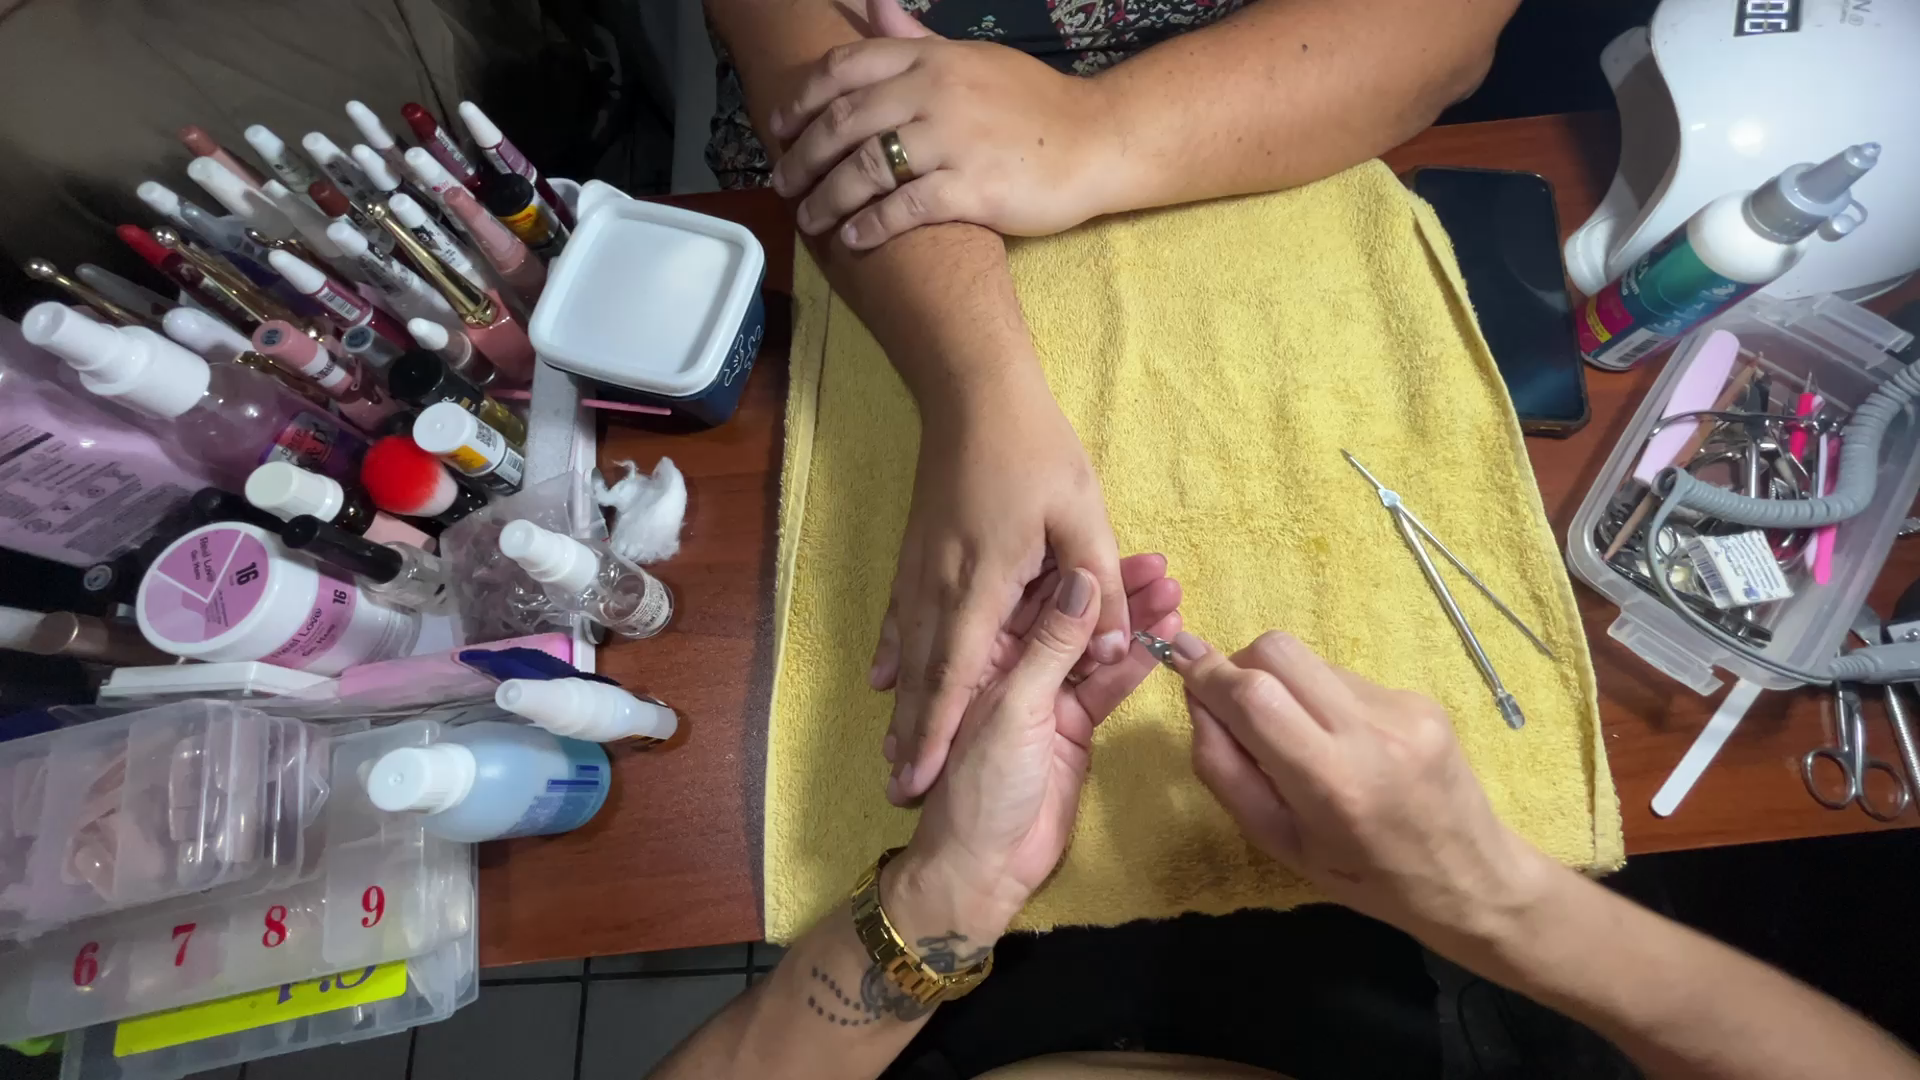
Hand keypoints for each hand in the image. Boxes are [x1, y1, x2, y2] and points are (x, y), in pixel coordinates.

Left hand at [767, 0, 1116, 249]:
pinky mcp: (972, 189)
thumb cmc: (1033, 107)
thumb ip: (917, 40)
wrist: (1094, 141)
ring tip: (809, 221)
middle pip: (845, 122)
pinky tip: (853, 240)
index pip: (846, 70)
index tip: (780, 127)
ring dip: (828, 197)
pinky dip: (872, 225)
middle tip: (783, 183)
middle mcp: (935, 94)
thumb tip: (872, 5)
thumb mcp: (973, 59)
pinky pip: (905, 207)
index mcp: (931, 60)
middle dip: (803, 156)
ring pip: (866, 167)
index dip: (803, 99)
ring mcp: (952, 142)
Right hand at [873, 387, 1129, 804]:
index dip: (936, 733)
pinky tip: (880, 677)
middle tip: (899, 786)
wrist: (973, 392)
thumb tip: (1115, 648)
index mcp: (982, 586)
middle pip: (923, 673)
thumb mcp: (1083, 514)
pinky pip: (899, 615)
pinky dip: (891, 653)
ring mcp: (919, 569)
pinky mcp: (915, 552)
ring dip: (899, 703)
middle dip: (910, 733)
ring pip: (908, 650)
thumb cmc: (1035, 451)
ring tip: (889, 749)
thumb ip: (1097, 585)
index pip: (955, 677)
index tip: (918, 781)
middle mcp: (938, 588)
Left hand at [887, 563, 1182, 940]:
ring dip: (1131, 626)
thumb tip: (1083, 580)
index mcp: (984, 651)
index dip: (1081, 573)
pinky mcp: (1073, 724)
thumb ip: (1052, 645)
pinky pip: (1105, 687)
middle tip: (1162, 568)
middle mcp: (1015, 664)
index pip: (1036, 599)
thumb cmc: (983, 781)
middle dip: (1114, 594)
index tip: (1123, 550)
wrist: (986, 863)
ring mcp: (1047, 695)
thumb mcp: (1016, 705)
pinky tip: (1163, 641)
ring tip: (1174, 595)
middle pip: (1071, 619)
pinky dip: (1133, 666)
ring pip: (1094, 650)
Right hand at [1170, 630, 1550, 946]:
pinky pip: (1339, 675)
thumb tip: (1197, 698)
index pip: (1253, 696)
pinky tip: (1339, 739)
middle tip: (1237, 705)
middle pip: (1277, 650)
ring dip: (1281, 683)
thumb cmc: (1362, 875)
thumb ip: (1221, 767)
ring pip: (1307, 660)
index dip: (1207, 672)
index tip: (1177, 658)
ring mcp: (1402, 708)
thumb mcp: (1274, 840)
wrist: (1476, 881)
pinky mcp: (1419, 697)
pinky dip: (1317, 696)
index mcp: (1331, 781)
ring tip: (1299, 735)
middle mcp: (1371, 732)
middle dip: (1240, 665)